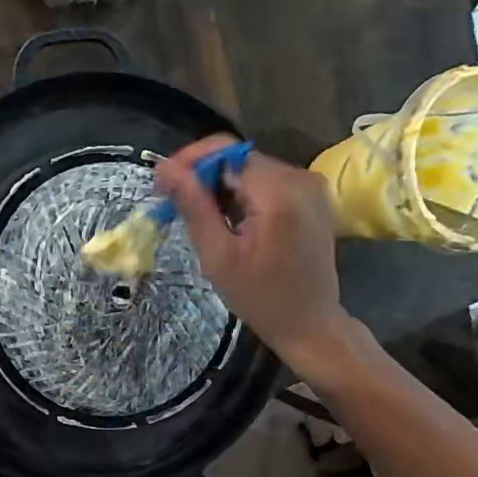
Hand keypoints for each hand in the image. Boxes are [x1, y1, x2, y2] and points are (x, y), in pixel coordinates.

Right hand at [157, 135, 354, 366]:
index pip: (225, 152)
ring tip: (209, 220)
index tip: (162, 184)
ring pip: (253, 170)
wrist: (311, 324)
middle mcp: (301, 178)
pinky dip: (248, 196)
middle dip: (206, 178)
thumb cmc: (262, 299)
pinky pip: (270, 183)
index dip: (189, 162)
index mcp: (279, 191)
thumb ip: (194, 206)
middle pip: (239, 159)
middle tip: (179, 207)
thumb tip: (165, 167)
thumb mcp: (219, 256)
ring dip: (225, 188)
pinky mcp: (314, 198)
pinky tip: (236, 223)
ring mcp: (312, 186)